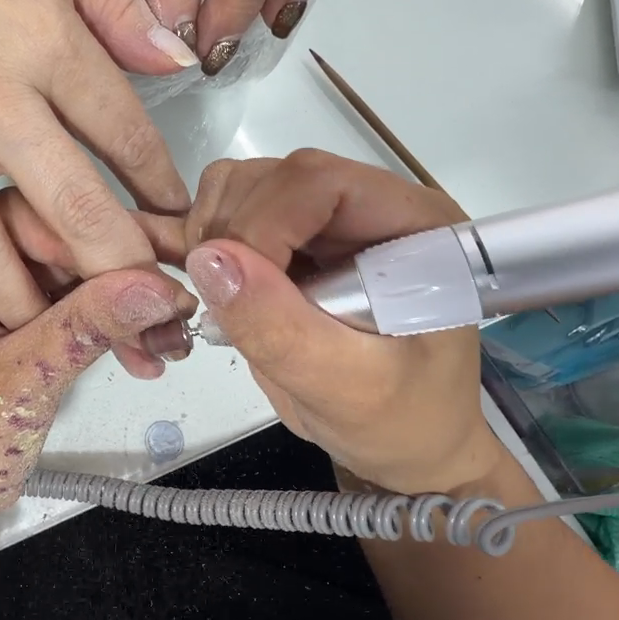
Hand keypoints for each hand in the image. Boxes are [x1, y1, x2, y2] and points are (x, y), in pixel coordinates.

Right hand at [0, 0, 197, 366]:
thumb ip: (115, 0)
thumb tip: (176, 63)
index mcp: (46, 41)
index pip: (127, 136)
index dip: (163, 191)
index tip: (179, 230)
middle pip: (71, 206)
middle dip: (119, 272)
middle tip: (150, 322)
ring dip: (24, 301)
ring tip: (55, 342)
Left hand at [0, 190, 195, 534]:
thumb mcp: (21, 383)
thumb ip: (86, 327)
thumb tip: (157, 282)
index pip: (26, 221)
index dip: (92, 235)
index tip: (155, 264)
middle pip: (58, 248)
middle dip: (121, 275)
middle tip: (183, 299)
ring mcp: (0, 306)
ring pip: (75, 282)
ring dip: (126, 309)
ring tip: (173, 341)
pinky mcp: (22, 334)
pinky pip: (75, 314)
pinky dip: (113, 332)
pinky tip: (148, 353)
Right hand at [183, 151, 502, 492]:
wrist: (405, 441)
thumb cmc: (398, 421)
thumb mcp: (344, 388)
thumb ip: (279, 327)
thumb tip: (207, 258)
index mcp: (412, 225)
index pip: (315, 183)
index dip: (262, 226)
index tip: (240, 294)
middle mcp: (370, 204)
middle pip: (272, 178)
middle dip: (230, 236)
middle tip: (226, 305)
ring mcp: (328, 218)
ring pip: (241, 186)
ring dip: (211, 238)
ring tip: (229, 302)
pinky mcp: (294, 233)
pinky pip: (228, 209)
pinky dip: (206, 244)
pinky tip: (224, 292)